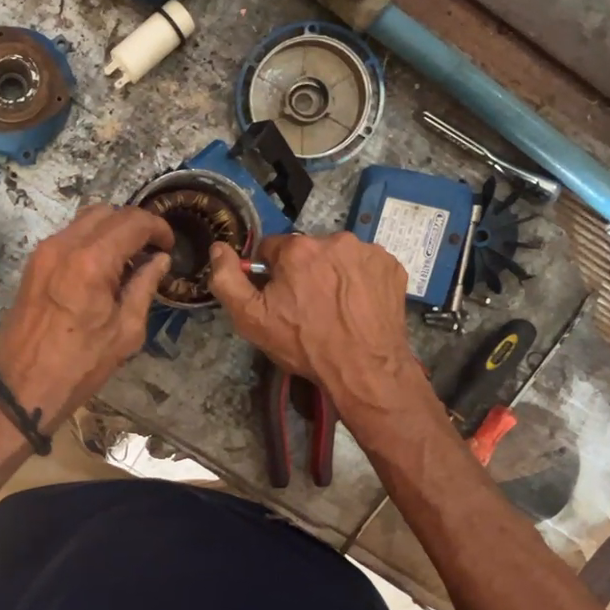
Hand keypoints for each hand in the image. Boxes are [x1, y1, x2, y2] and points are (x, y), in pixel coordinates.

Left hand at [0, 204, 172, 429]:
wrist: (23, 387)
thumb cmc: (80, 366)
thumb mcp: (125, 331)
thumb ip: (144, 287)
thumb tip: (159, 261)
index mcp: (90, 262)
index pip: (132, 222)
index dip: (158, 228)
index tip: (169, 246)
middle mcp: (63, 246)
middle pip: (107, 213)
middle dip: (133, 225)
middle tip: (150, 251)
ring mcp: (43, 253)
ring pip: (84, 221)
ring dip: (110, 230)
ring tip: (126, 260)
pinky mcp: (32, 265)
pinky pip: (67, 237)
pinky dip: (88, 241)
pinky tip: (100, 269)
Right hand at [207, 234, 429, 418]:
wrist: (365, 369)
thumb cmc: (304, 344)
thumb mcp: (251, 319)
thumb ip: (227, 279)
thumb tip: (217, 248)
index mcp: (298, 249)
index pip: (271, 249)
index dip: (269, 275)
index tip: (277, 299)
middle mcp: (335, 240)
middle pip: (306, 252)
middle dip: (302, 273)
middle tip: (306, 309)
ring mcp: (368, 252)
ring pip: (337, 257)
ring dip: (331, 275)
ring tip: (334, 310)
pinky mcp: (392, 267)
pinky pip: (365, 266)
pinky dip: (358, 281)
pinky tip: (356, 307)